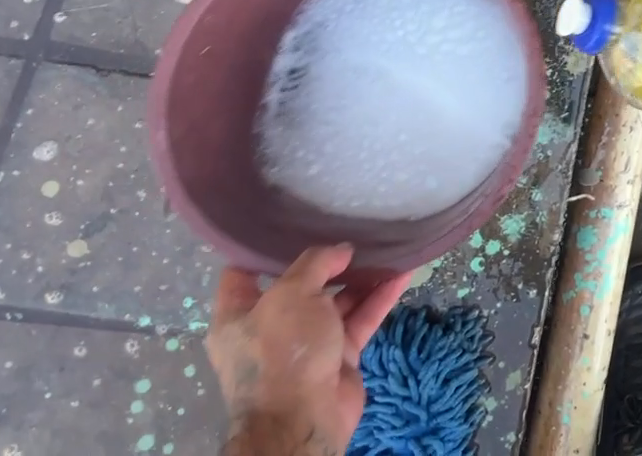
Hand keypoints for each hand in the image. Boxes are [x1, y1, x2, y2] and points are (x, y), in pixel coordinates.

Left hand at [206, 244, 412, 454]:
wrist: (303, 418)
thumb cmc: (282, 351)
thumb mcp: (291, 294)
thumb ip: (316, 263)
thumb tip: (342, 251)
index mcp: (239, 317)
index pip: (241, 275)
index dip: (261, 250)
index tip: (291, 223)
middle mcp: (270, 328)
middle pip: (300, 285)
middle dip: (327, 261)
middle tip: (353, 231)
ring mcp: (307, 342)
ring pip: (337, 301)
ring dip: (362, 277)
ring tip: (387, 248)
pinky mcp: (339, 354)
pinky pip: (361, 318)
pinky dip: (381, 297)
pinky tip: (403, 274)